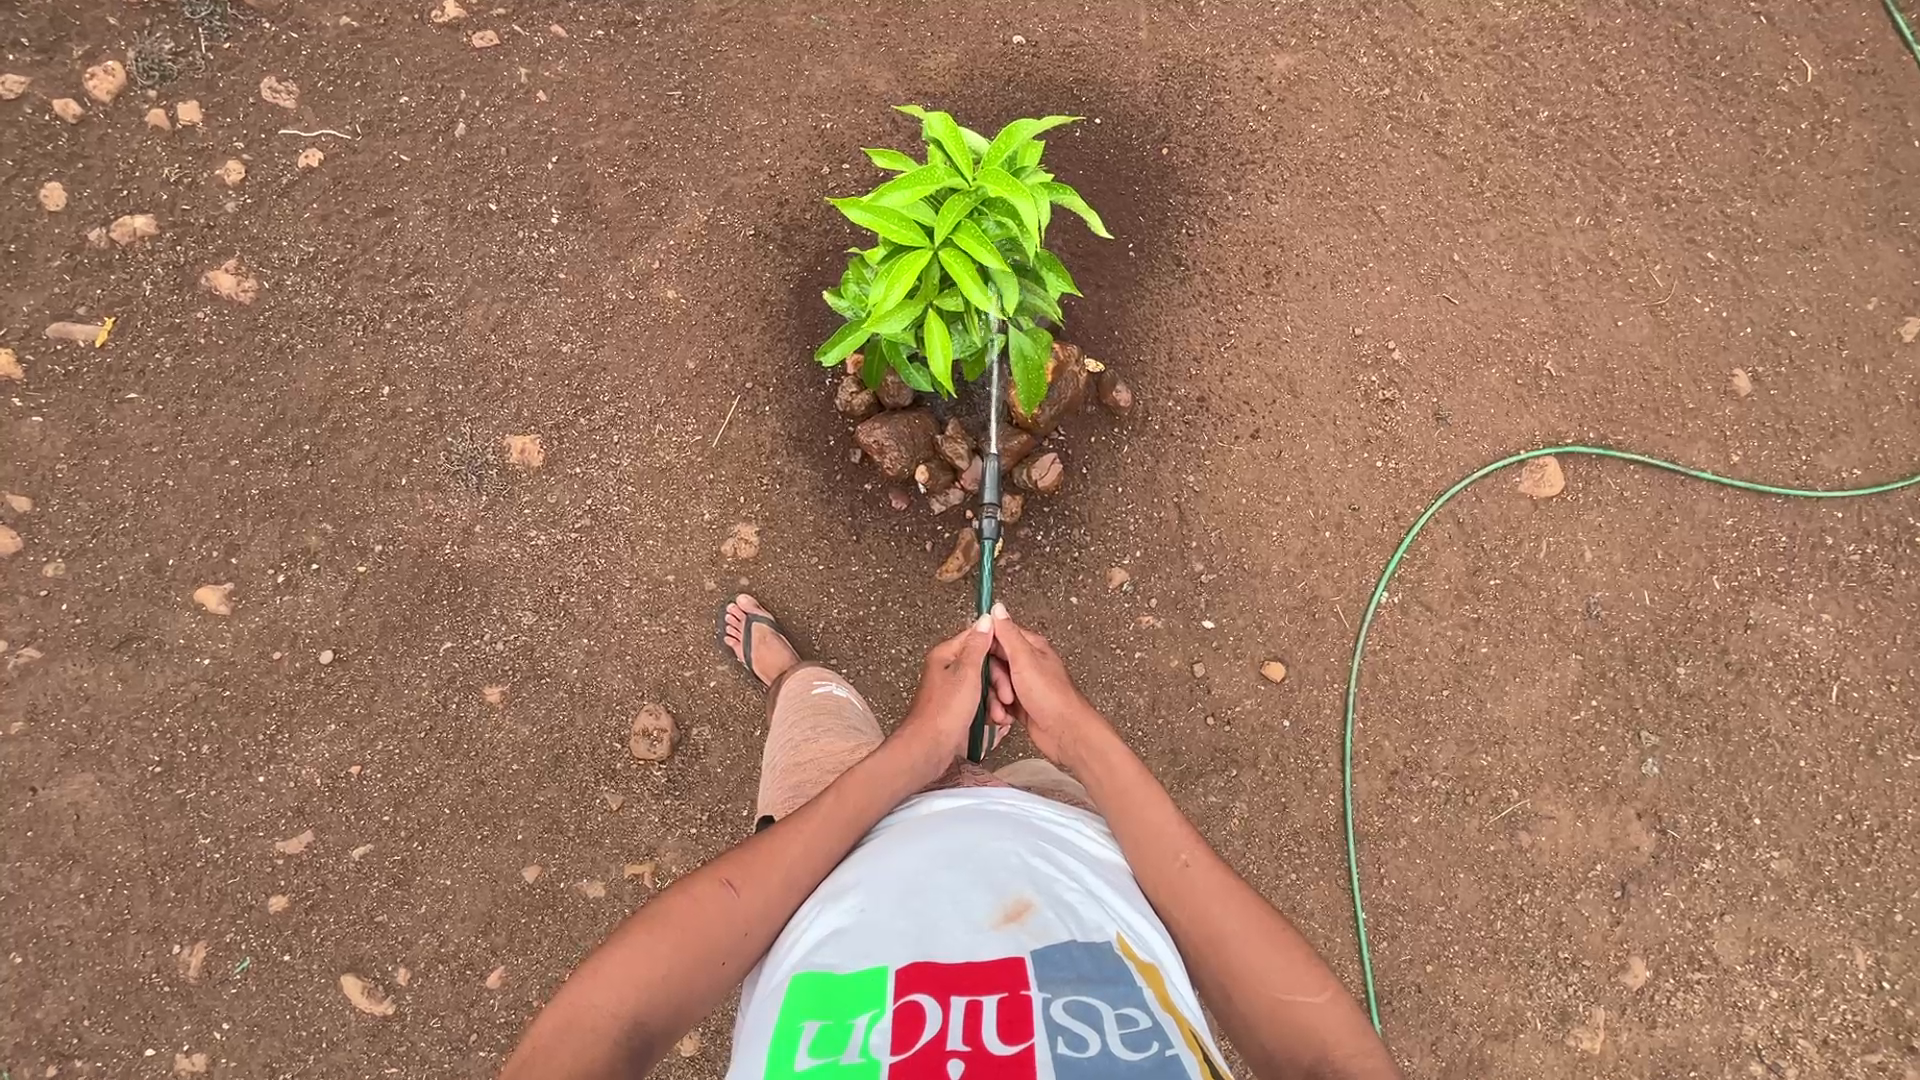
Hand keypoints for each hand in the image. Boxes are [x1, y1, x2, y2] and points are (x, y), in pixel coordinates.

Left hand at [894, 613, 996, 773]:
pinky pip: (978, 702)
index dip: (996, 647)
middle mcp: (947, 669)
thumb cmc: (944, 712)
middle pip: (982, 663)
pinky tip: (995, 721)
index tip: (1012, 659)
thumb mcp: (967, 673)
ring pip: (982, 685)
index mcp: (946, 655)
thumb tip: (985, 619)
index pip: (976, 638)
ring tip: (999, 714)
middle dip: (998, 679)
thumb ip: (977, 646)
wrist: (930, 748)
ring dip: (995, 698)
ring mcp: (951, 690)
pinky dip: (988, 710)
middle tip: (1006, 694)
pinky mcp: (956, 708)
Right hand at [987, 603, 1113, 767]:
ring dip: (994, 699)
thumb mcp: (1024, 659)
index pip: (998, 638)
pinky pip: (1000, 703)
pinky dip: (999, 711)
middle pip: (993, 664)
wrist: (1064, 732)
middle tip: (1003, 690)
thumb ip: (1008, 633)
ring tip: (1005, 706)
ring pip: (994, 686)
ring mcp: (1024, 685)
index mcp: (1030, 647)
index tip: (978, 660)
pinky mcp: (1021, 705)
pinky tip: (1005, 717)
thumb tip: (998, 608)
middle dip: (992, 680)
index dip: (986, 649)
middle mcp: (1027, 664)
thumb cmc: (1051, 696)